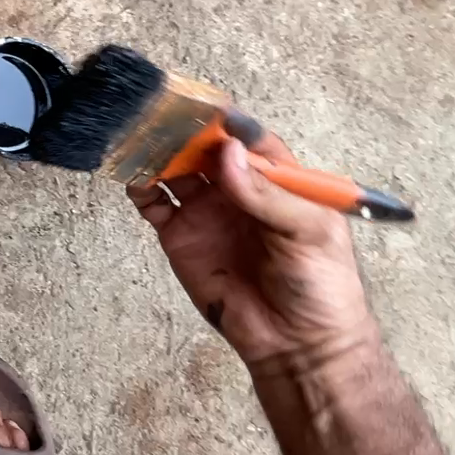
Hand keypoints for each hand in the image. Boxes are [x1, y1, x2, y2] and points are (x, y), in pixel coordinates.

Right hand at [129, 112, 378, 374]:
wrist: (294, 345)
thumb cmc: (321, 288)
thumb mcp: (310, 235)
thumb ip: (268, 195)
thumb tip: (227, 151)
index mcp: (277, 184)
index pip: (251, 142)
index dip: (229, 125)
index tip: (206, 110)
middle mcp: (237, 191)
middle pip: (203, 150)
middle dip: (183, 134)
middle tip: (161, 119)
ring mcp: (204, 210)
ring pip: (172, 169)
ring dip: (155, 154)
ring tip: (138, 141)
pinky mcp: (177, 233)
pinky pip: (150, 201)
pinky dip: (137, 186)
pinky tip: (132, 177)